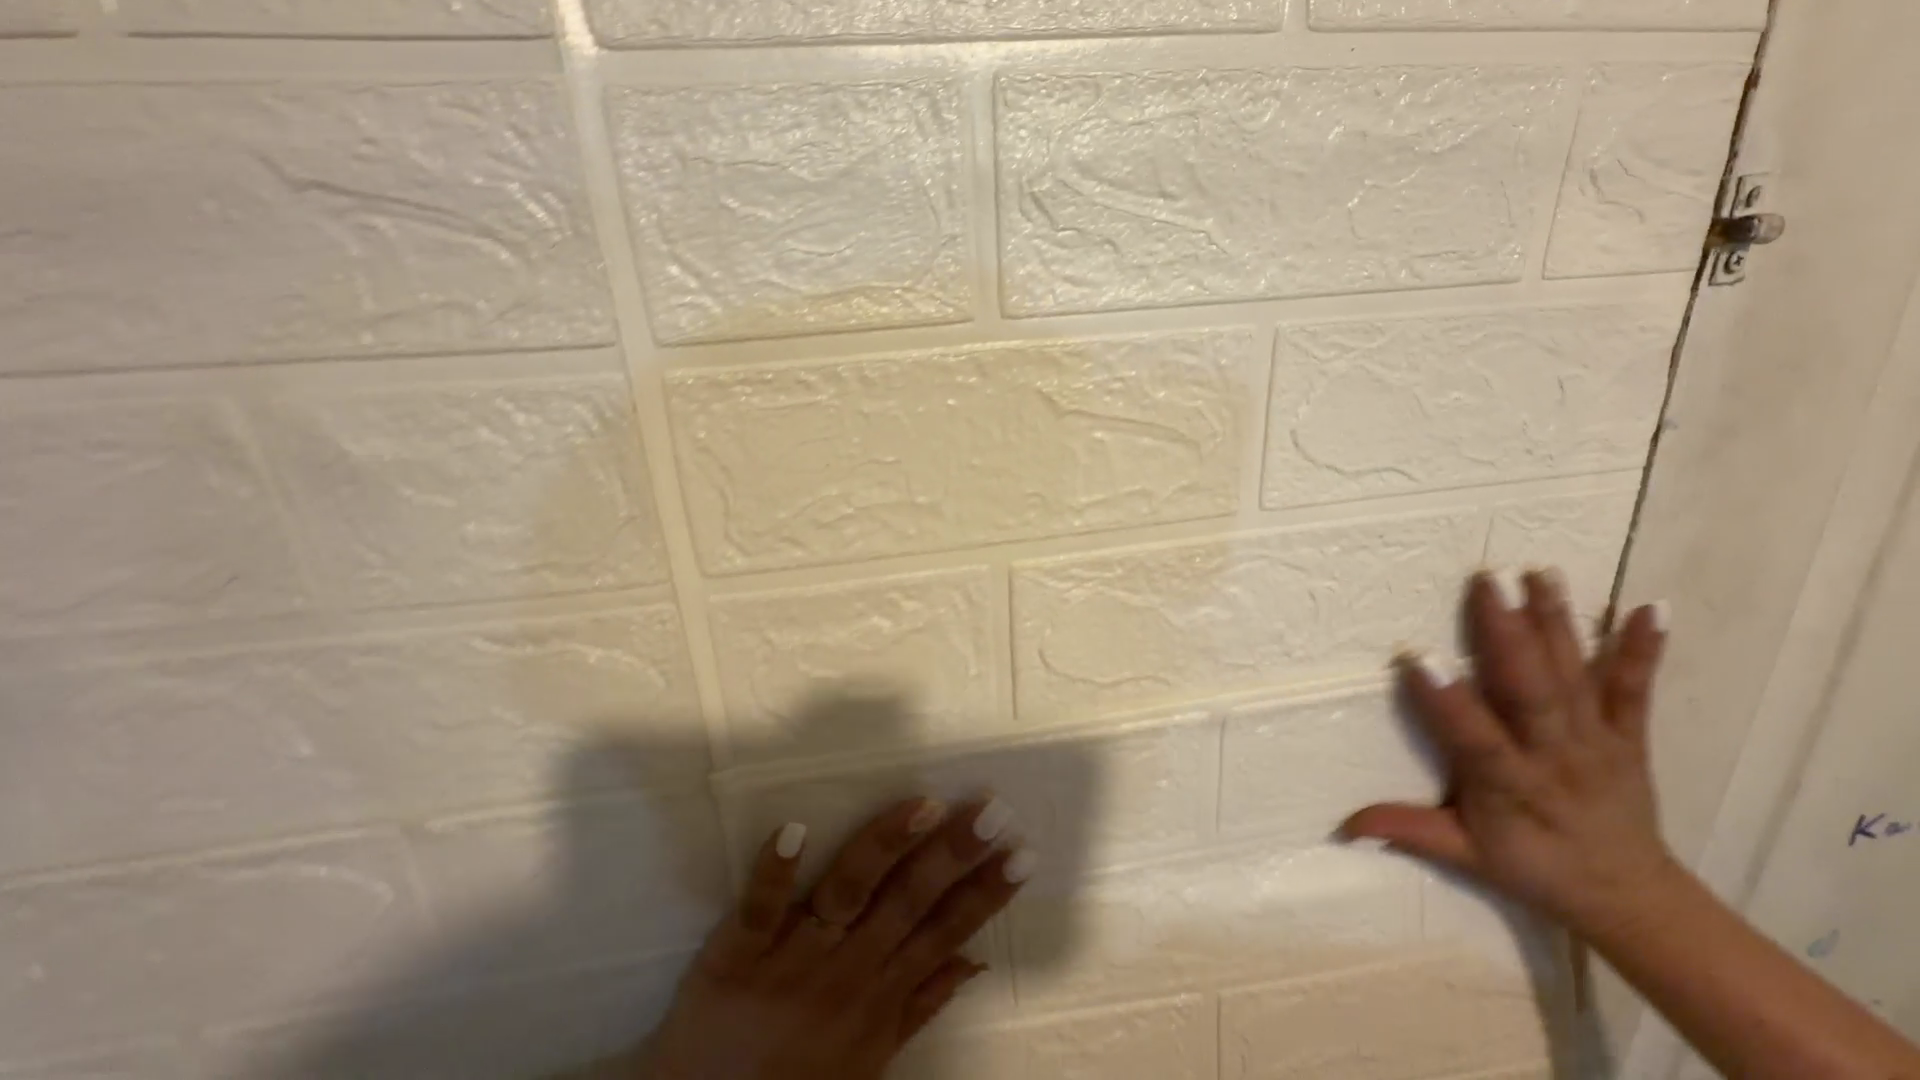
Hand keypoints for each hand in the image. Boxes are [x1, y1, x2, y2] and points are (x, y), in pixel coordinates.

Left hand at [632, 797, 1031, 1079]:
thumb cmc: (797, 1079)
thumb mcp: (873, 1055)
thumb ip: (921, 1005)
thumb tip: (974, 962)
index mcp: (881, 993)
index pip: (945, 931)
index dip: (986, 893)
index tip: (1024, 853)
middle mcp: (848, 971)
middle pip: (908, 902)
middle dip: (954, 855)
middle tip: (993, 810)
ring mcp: (793, 961)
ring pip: (848, 892)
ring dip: (886, 847)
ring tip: (924, 805)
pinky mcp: (736, 956)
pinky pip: (758, 910)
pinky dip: (776, 873)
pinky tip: (796, 828)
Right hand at [1342, 569, 1682, 937]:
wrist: (1627, 894)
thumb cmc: (1534, 869)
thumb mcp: (1466, 856)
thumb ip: (1408, 831)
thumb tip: (1344, 825)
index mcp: (1511, 785)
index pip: (1475, 737)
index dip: (1447, 700)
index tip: (1418, 656)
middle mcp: (1555, 755)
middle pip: (1531, 690)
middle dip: (1508, 633)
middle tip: (1489, 580)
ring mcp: (1596, 740)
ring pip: (1575, 676)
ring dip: (1558, 622)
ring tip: (1542, 572)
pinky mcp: (1628, 734)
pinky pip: (1635, 688)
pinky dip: (1644, 648)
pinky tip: (1652, 605)